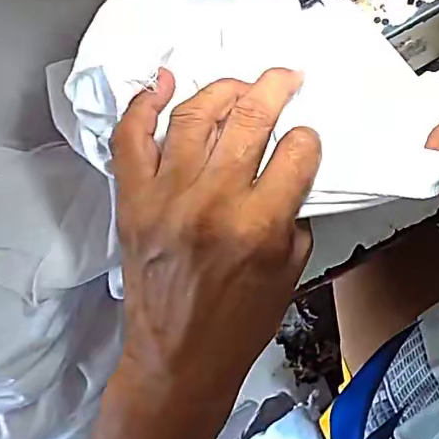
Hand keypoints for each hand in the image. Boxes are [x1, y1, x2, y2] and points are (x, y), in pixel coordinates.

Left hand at [107, 67, 321, 425]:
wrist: (177, 359)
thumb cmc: (234, 324)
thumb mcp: (289, 270)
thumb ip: (293, 212)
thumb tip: (290, 165)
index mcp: (259, 226)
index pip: (297, 151)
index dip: (306, 138)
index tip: (303, 138)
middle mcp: (212, 204)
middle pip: (250, 118)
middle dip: (275, 88)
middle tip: (284, 79)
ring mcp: (166, 197)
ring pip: (195, 115)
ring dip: (222, 89)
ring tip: (239, 85)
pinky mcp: (133, 200)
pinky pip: (132, 137)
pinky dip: (143, 104)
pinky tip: (162, 84)